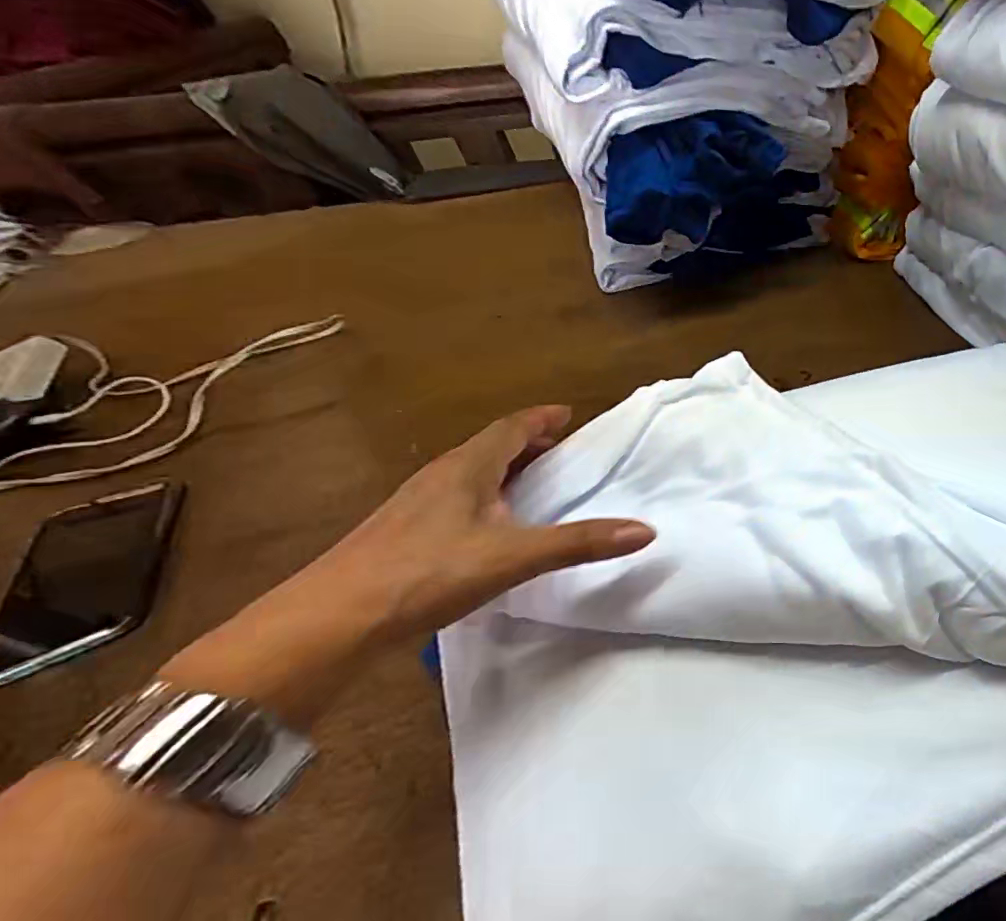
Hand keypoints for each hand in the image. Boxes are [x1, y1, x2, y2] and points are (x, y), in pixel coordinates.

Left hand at [291, 404, 655, 637]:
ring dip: (504, 471)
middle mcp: (439, 477)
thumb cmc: (424, 574)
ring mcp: (413, 505)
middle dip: (528, 445)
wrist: (325, 624)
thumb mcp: (514, 557)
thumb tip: (645, 531)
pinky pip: (453, 499)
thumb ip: (580, 542)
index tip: (568, 415)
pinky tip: (490, 528)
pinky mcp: (399, 534)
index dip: (541, 419)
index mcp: (466, 468)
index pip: (510, 428)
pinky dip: (483, 497)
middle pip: (489, 447)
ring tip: (533, 487)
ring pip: (469, 474)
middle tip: (562, 454)